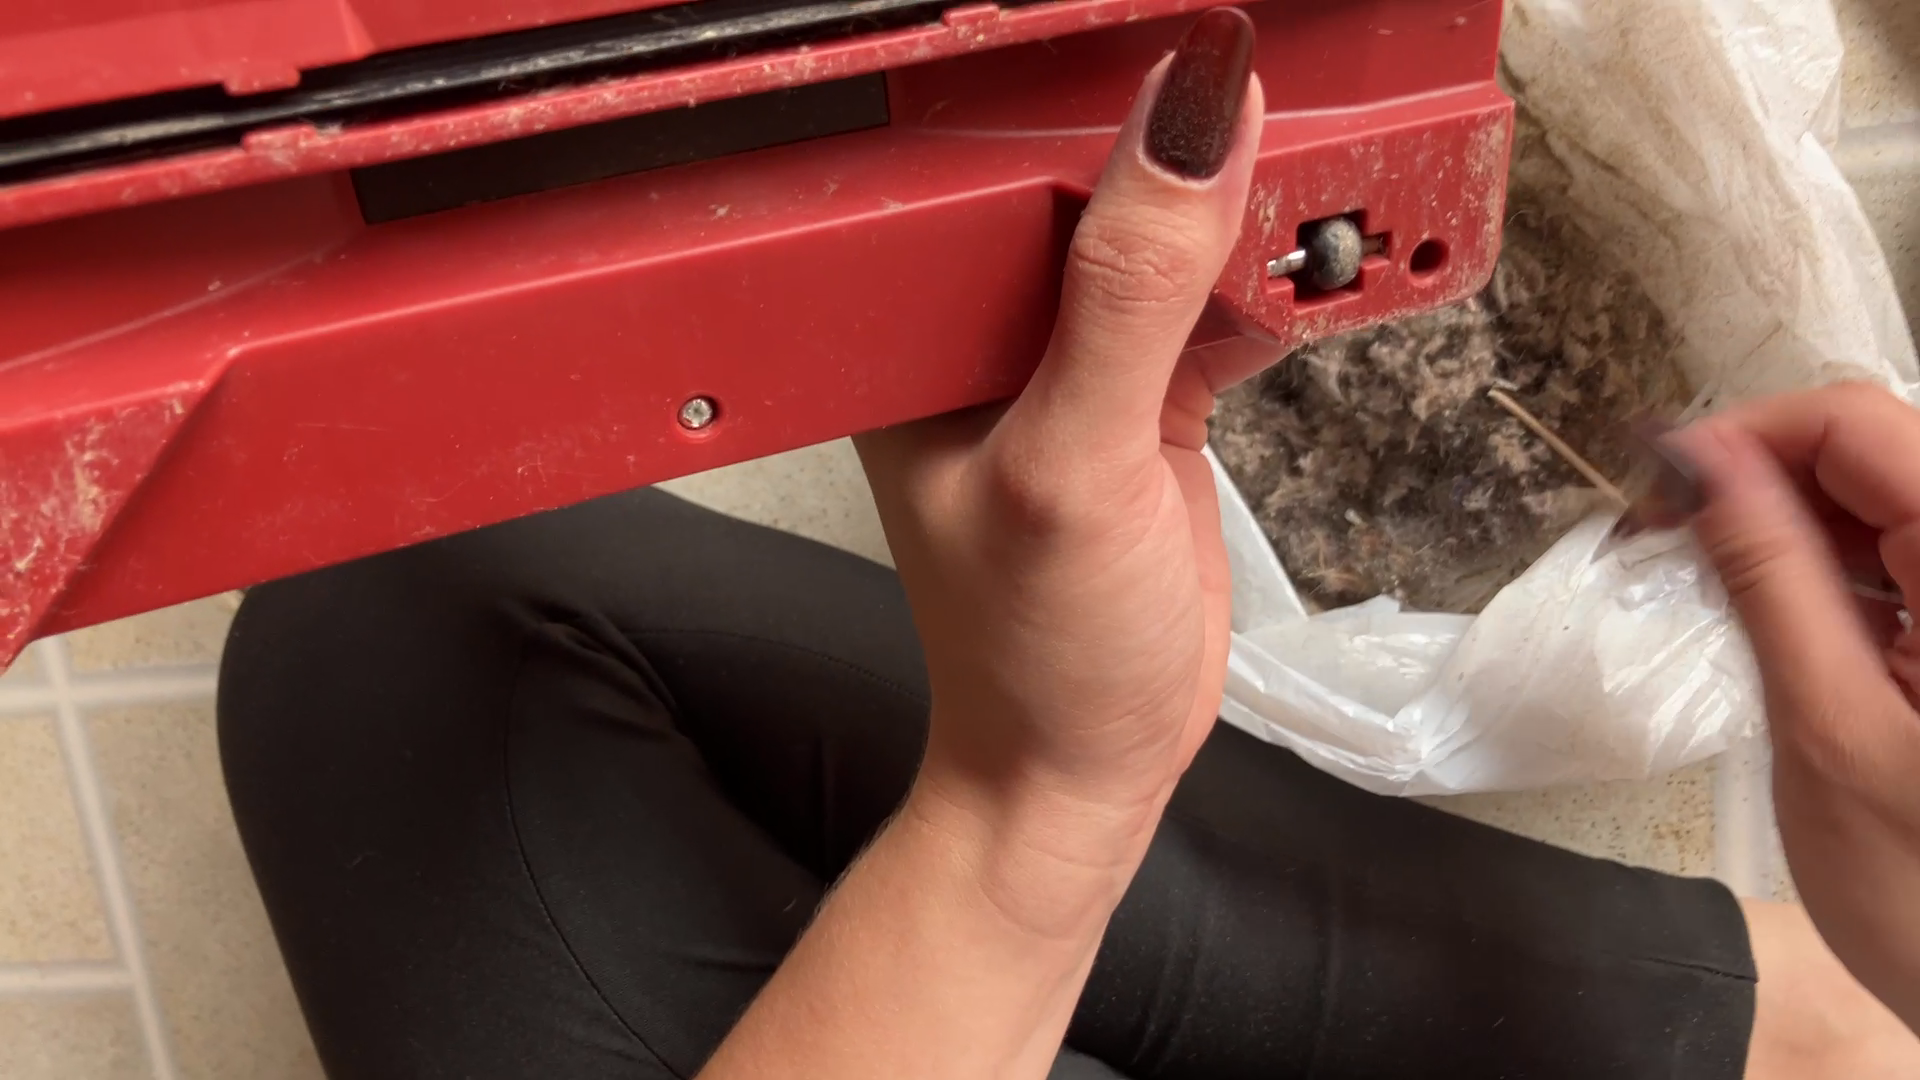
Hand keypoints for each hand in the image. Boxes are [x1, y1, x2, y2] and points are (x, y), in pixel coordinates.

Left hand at [702, 16, 1274, 1078]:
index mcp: (921, 350)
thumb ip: (1126, 298)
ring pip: (1163, 255)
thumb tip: (1194, 115)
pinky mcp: (1138, 411)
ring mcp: (1071, 376)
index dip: (1082, 104)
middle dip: (1187, 150)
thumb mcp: (1074, 469)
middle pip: (1090, 200)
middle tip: (1283, 84)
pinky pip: (1208, 317)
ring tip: (1329, 164)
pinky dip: (1268, 289)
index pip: (989, 183)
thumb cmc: (1042, 650)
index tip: (1185, 45)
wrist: (1088, 753)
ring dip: (1245, 219)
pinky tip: (1319, 259)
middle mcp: (988, 349)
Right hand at [1669, 382, 1919, 1030]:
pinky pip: (1876, 548)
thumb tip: (1693, 461)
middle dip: (1739, 474)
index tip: (1645, 489)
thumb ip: (1769, 578)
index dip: (1739, 434)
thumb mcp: (1828, 720)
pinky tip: (1755, 594)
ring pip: (1864, 495)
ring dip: (1762, 516)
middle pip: (1864, 450)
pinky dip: (1798, 556)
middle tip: (1648, 534)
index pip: (1860, 425)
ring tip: (1684, 563)